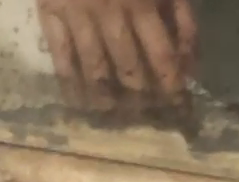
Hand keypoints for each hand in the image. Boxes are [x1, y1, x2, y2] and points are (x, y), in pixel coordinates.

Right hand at [38, 0, 196, 103]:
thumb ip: (182, 18)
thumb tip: (189, 66)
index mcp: (142, 2)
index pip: (163, 61)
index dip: (174, 92)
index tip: (182, 114)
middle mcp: (110, 14)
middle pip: (130, 74)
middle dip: (143, 102)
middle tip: (148, 115)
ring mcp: (77, 15)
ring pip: (96, 74)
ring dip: (109, 103)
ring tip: (117, 115)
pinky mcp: (49, 11)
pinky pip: (61, 59)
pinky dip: (71, 87)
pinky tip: (80, 105)